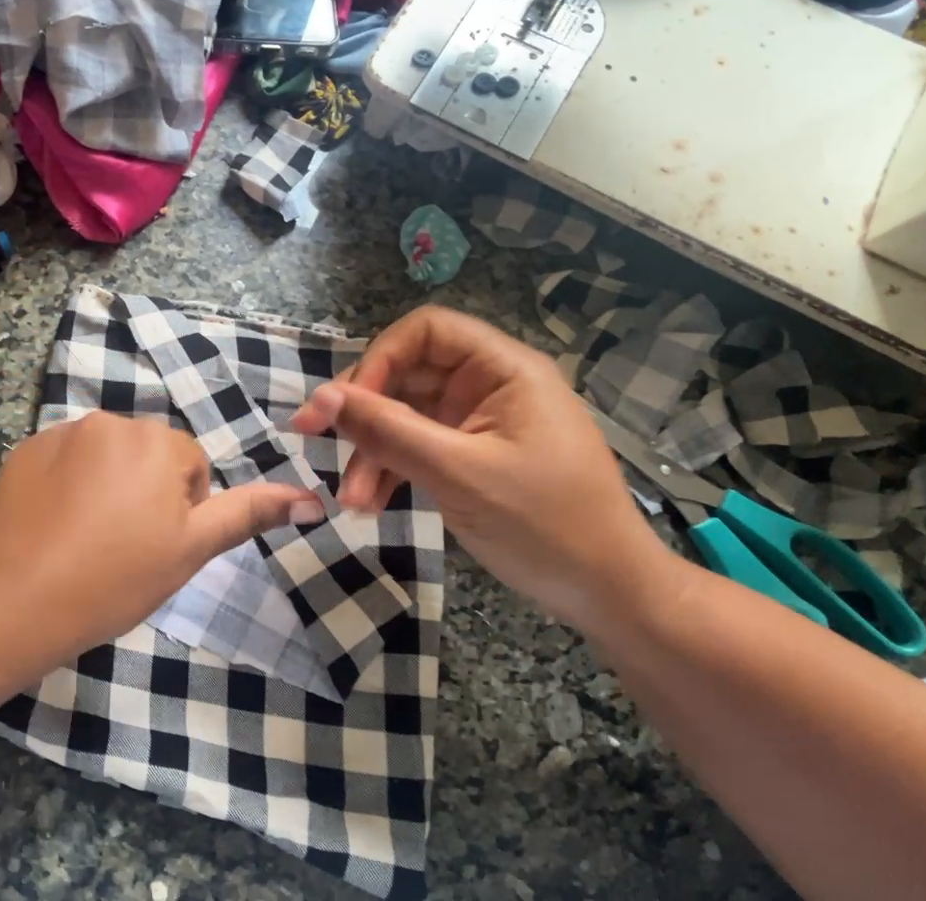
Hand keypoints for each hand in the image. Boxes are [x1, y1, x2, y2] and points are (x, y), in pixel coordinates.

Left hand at [0, 412, 322, 667]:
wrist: (13, 600)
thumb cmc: (113, 580)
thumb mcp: (190, 551)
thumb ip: (247, 514)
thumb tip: (312, 498)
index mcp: (157, 442)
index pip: (191, 468)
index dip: (179, 512)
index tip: (153, 548)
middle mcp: (110, 422)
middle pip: (147, 455)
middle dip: (144, 492)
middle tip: (121, 547)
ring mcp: (61, 433)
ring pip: (104, 457)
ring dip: (105, 486)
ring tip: (84, 540)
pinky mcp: (25, 450)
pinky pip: (63, 461)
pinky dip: (65, 486)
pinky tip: (52, 528)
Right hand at [289, 306, 679, 627]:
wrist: (607, 593)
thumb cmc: (546, 525)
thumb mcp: (458, 475)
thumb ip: (388, 431)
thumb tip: (320, 397)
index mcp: (503, 371)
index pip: (426, 331)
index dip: (379, 359)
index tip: (346, 405)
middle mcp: (489, 387)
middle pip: (406, 375)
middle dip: (364, 416)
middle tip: (318, 445)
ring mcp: (479, 424)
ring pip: (404, 417)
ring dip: (371, 453)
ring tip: (352, 500)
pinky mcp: (471, 457)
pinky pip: (416, 448)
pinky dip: (390, 471)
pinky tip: (370, 504)